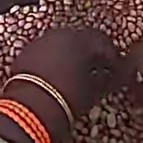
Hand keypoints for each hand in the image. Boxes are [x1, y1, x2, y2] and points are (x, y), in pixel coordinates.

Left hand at [7, 26, 123, 142]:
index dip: (112, 57)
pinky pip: (46, 50)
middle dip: (91, 53)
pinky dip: (55, 59)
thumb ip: (103, 79)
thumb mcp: (92, 91)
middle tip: (98, 70)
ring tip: (78, 73)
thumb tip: (108, 75)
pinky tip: (57, 75)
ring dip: (71, 55)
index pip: (103, 42)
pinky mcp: (27, 51)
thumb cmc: (67, 98)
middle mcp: (60, 34)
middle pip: (81, 39)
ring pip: (62, 43)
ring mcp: (41, 41)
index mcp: (81, 40)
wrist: (29, 108)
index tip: (116, 70)